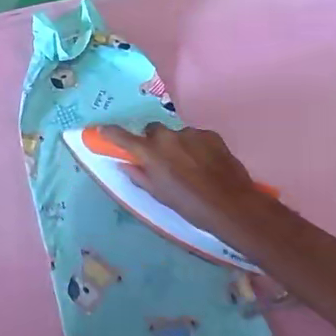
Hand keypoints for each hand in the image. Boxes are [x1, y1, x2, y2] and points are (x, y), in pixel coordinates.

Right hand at [90, 123, 257, 228]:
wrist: (233, 205)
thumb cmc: (190, 205)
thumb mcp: (159, 194)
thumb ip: (139, 176)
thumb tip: (126, 164)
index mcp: (150, 152)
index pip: (122, 136)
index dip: (110, 133)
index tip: (102, 130)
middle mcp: (167, 137)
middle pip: (153, 131)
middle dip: (153, 141)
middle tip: (161, 159)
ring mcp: (190, 133)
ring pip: (176, 134)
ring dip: (177, 145)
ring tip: (190, 166)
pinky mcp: (211, 135)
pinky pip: (196, 137)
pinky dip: (196, 147)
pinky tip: (206, 164)